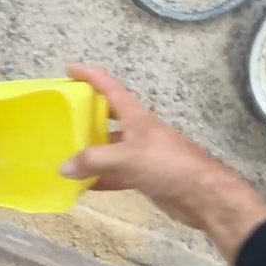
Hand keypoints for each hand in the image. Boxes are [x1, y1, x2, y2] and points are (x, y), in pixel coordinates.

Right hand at [61, 64, 265, 261]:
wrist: (203, 195)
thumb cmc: (169, 165)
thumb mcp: (128, 157)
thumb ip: (94, 160)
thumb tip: (63, 167)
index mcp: (136, 118)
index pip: (110, 89)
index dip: (91, 76)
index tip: (69, 69)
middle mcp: (138, 132)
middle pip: (108, 118)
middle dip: (86, 115)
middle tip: (61, 118)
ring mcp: (141, 155)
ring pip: (109, 149)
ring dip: (90, 151)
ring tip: (64, 154)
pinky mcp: (144, 176)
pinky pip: (115, 174)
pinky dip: (99, 178)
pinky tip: (82, 185)